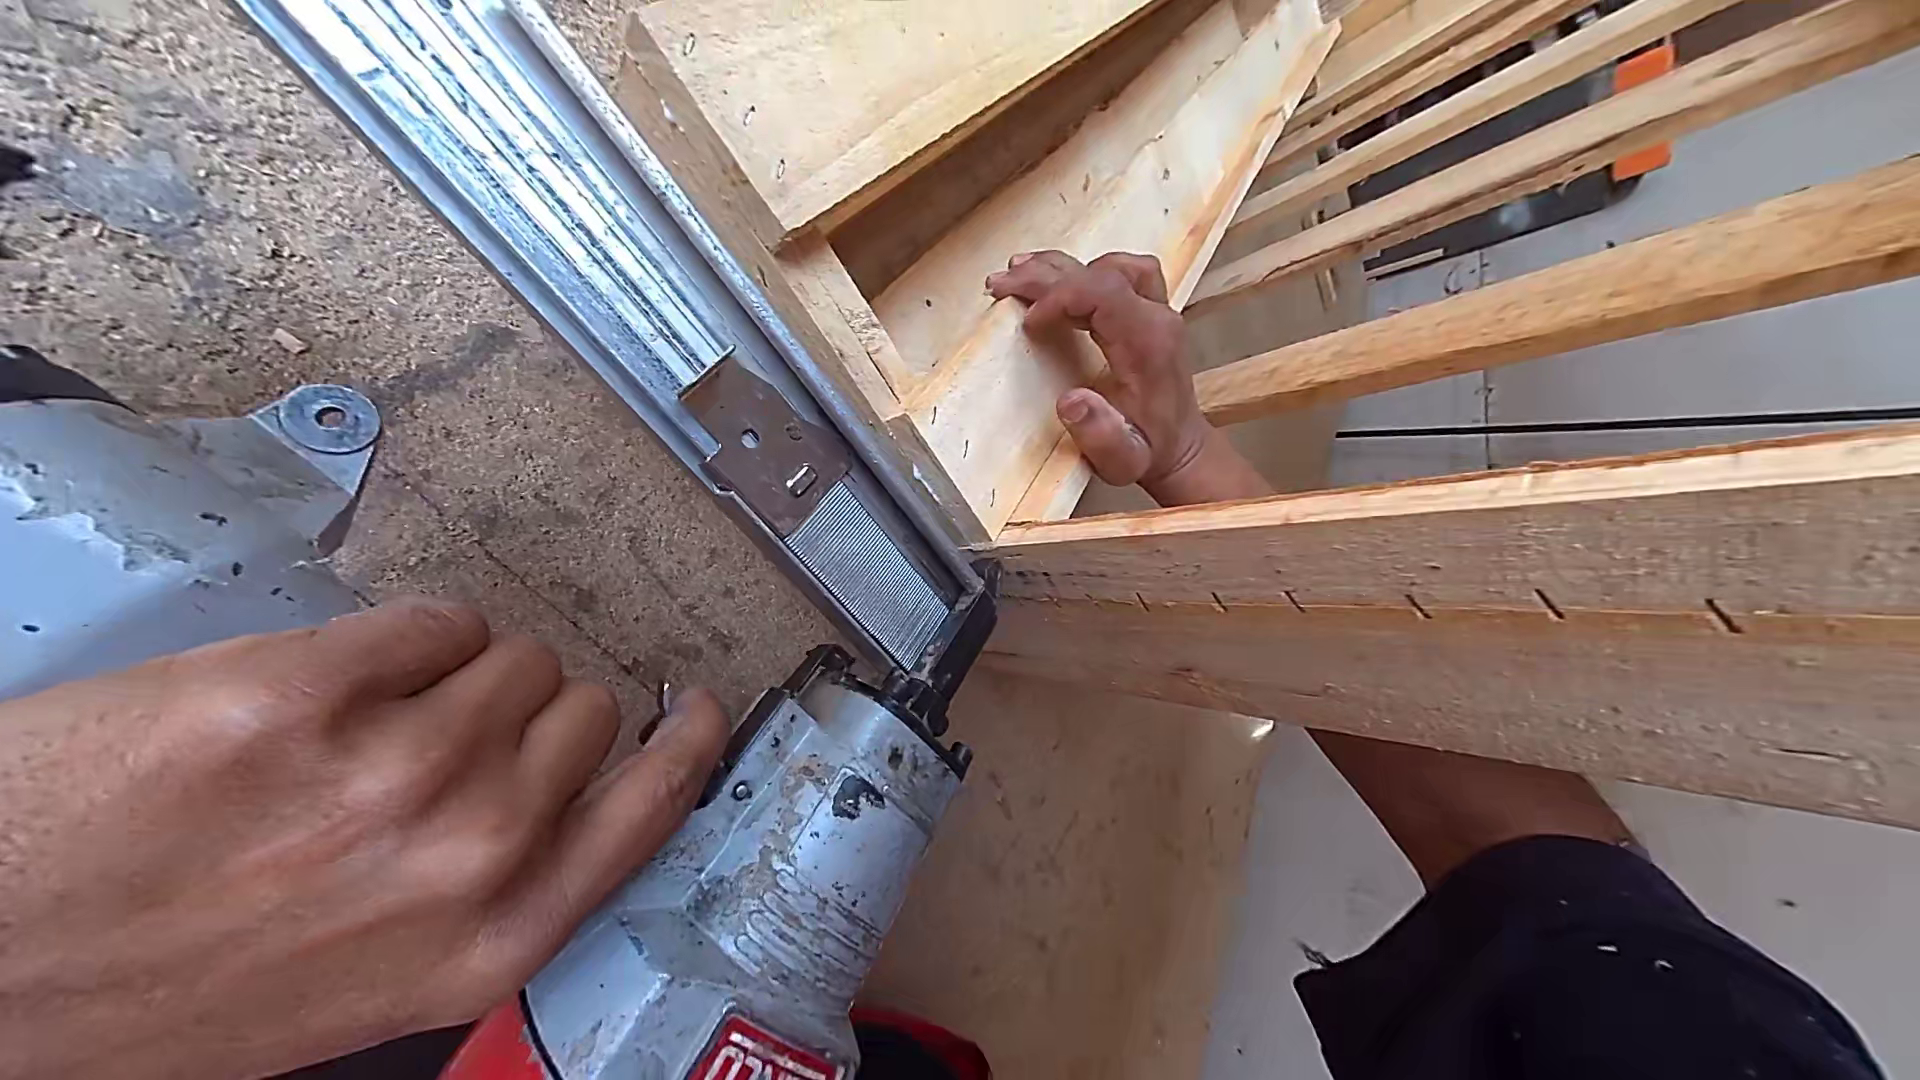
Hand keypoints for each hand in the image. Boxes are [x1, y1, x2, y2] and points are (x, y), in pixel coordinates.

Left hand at [0, 597, 727, 1079]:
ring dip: (462, 680)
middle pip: (588, 707)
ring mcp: (388, 770)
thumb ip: (523, 880)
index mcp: (495, 930)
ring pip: (517, 656)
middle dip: (528, 717)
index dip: (690, 740)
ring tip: (369, 730)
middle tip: (442, 753)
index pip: (656, 801)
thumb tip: (606, 781)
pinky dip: (405, 642)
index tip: (699, 704)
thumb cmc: (189, 982)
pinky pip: (438, 622)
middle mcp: (468, 850)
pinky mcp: (298, 694)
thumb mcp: (398, 969)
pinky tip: (331, 692)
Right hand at [986, 250, 1269, 505]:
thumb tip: (1070, 401)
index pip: (1103, 292)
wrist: (1181, 449)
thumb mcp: (1123, 460)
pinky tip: (1054, 279)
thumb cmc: (1148, 453)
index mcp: (1148, 345)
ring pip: (1110, 265)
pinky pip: (1120, 272)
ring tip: (1017, 271)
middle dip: (1044, 276)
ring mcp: (1158, 311)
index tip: (1028, 324)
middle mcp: (1157, 318)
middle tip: (1000, 286)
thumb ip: (1100, 435)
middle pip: (1100, 272)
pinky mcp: (1151, 312)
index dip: (1058, 298)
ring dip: (1061, 268)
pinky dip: (1083, 271)